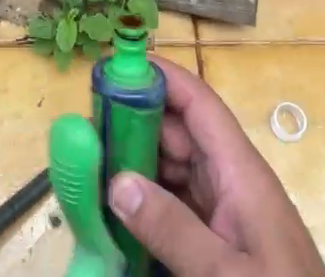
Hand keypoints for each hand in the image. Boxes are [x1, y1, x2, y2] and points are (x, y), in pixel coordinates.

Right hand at [107, 56, 324, 276]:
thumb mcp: (225, 275)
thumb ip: (173, 229)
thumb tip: (117, 181)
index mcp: (241, 171)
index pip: (198, 104)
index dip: (159, 77)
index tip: (113, 68)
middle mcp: (231, 181)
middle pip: (178, 133)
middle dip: (133, 124)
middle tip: (83, 131)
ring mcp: (225, 213)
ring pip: (172, 169)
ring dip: (134, 165)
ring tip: (88, 169)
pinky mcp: (219, 241)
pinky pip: (176, 205)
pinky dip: (145, 202)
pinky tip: (113, 213)